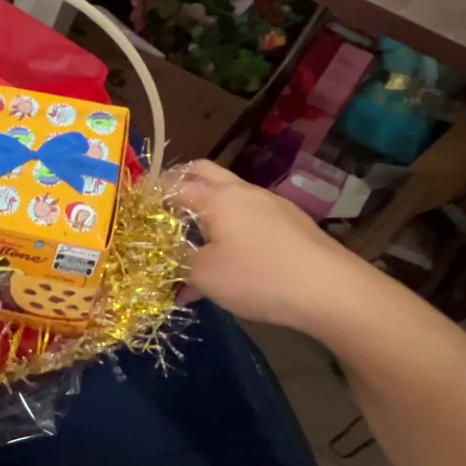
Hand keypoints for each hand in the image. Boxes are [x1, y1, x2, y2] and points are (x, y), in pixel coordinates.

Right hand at [170, 160, 380, 336]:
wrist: (333, 292)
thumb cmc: (259, 277)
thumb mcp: (204, 275)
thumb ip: (175, 262)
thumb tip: (160, 257)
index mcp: (217, 197)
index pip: (172, 185)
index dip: (149, 195)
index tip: (131, 209)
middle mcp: (242, 192)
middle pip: (202, 173)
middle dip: (176, 185)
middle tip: (158, 209)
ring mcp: (271, 206)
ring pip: (226, 197)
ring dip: (203, 212)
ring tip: (189, 242)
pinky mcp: (290, 225)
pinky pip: (247, 217)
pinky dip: (227, 229)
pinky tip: (225, 262)